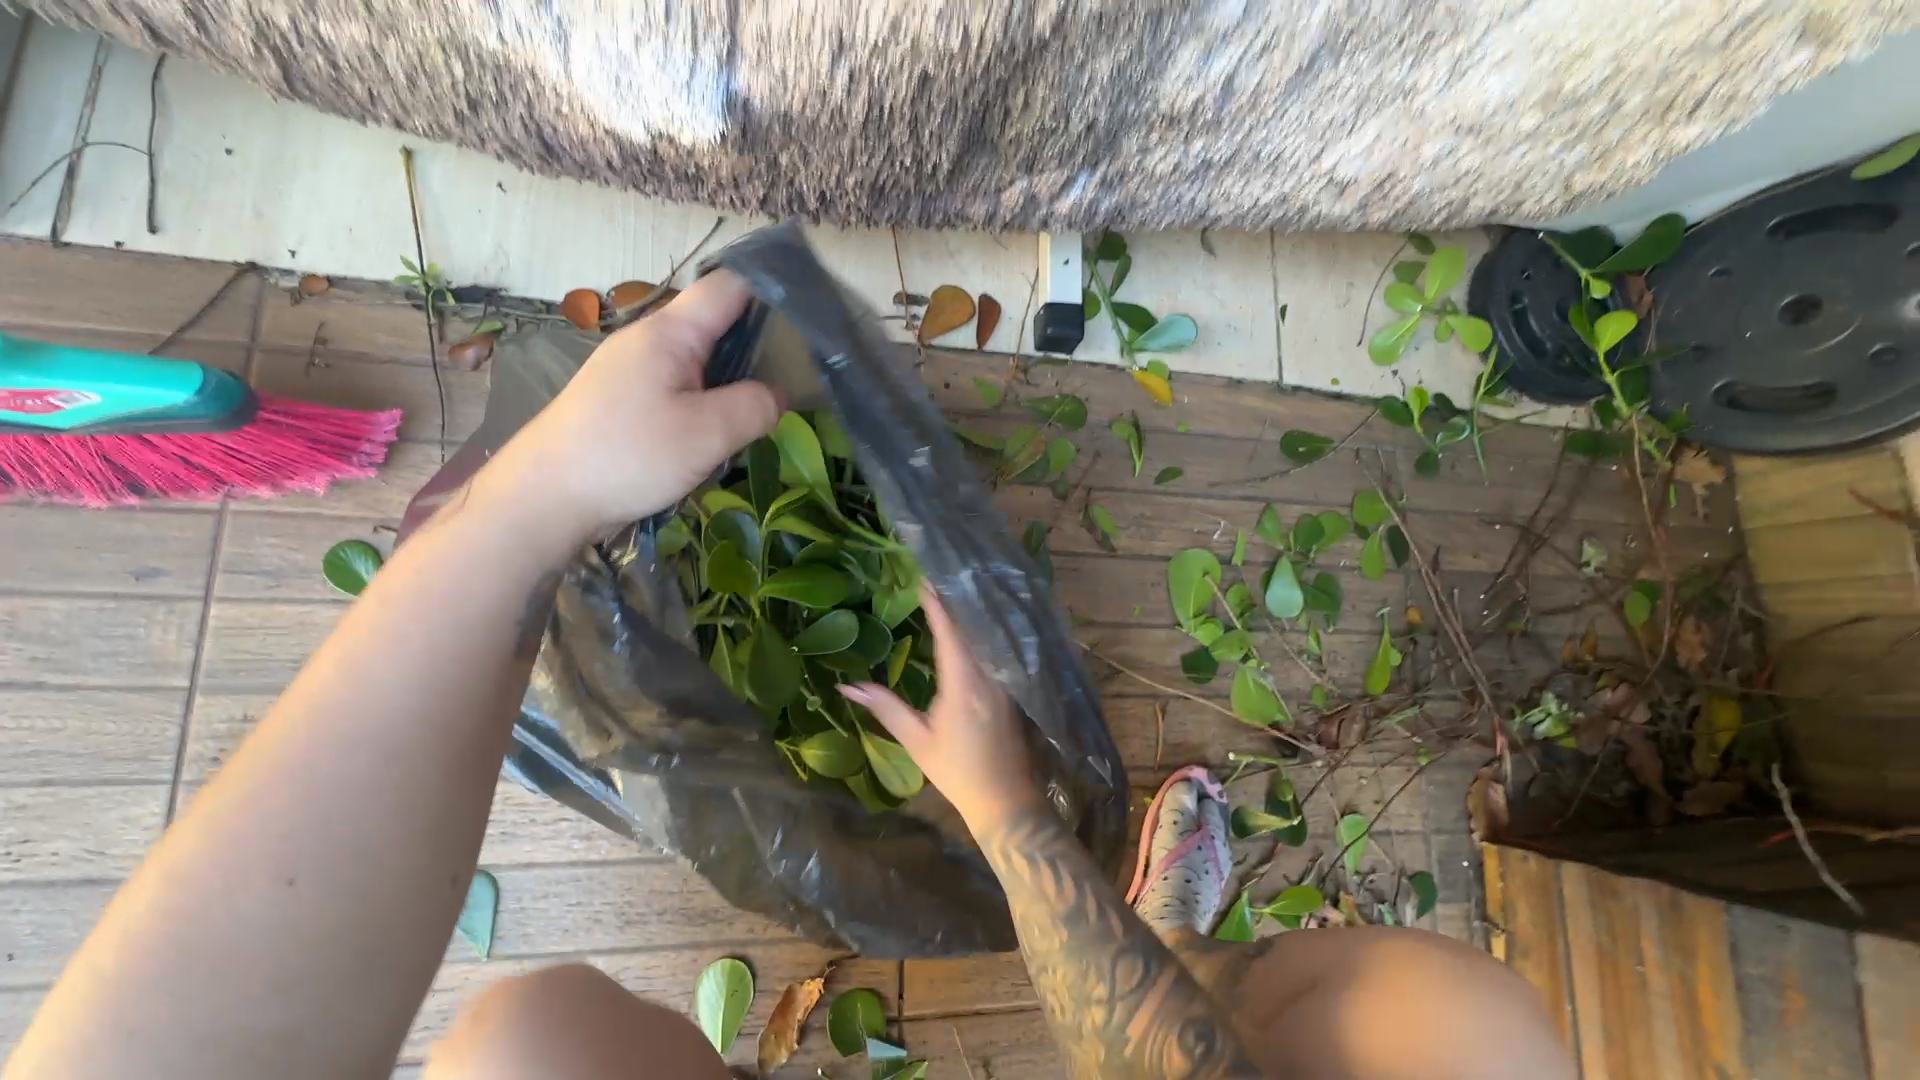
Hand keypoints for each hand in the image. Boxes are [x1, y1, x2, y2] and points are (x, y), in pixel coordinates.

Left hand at [482, 270, 782, 540]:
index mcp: (670, 332)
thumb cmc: (629, 455)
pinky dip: (707, 404)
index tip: (811, 308)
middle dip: (758, 344)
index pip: (729, 285)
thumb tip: (777, 395)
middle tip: (799, 374)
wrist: (545, 498)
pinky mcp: (625, 400)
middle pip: (717, 324)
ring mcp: (633, 369)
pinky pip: (680, 388)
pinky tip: (717, 436)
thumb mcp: (708, 433)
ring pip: (701, 362)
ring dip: (732, 382)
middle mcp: (649, 339)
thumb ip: (755, 406)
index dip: (771, 287)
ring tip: (761, 412)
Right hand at [840, 587, 1043, 832]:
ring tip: (944, 592)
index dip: (935, 603)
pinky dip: (977, 632)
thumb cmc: (957, 772)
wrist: (1006, 800)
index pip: (949, 632)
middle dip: (950, 600)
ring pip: (985, 636)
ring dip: (965, 614)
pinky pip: (994, 649)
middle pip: (971, 627)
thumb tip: (846, 686)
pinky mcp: (1011, 688)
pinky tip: (966, 626)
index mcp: (965, 684)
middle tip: (929, 575)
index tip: (921, 577)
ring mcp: (1005, 680)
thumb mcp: (916, 741)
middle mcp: (990, 674)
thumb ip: (885, 708)